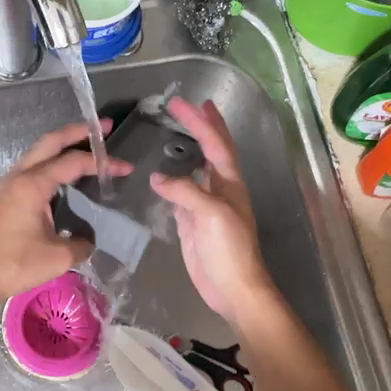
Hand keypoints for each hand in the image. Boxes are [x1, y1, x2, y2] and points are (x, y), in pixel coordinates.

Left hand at [0, 120, 132, 310]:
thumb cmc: (14, 264)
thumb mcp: (59, 257)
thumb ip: (81, 243)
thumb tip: (88, 239)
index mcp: (33, 185)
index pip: (73, 162)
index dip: (102, 162)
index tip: (125, 167)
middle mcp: (19, 177)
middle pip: (50, 143)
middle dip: (77, 132)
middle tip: (104, 128)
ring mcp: (8, 186)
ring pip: (38, 154)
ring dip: (61, 146)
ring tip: (85, 147)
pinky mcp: (4, 198)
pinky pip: (32, 169)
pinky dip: (50, 163)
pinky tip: (63, 177)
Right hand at [148, 98, 277, 320]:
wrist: (233, 288)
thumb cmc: (229, 249)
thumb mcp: (209, 214)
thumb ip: (184, 192)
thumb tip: (157, 179)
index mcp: (230, 182)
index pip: (215, 143)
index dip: (201, 122)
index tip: (183, 102)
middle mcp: (220, 189)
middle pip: (212, 150)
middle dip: (201, 127)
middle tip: (184, 106)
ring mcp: (206, 207)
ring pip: (197, 171)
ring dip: (189, 151)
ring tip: (177, 133)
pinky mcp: (193, 225)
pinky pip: (182, 196)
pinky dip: (173, 182)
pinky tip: (163, 178)